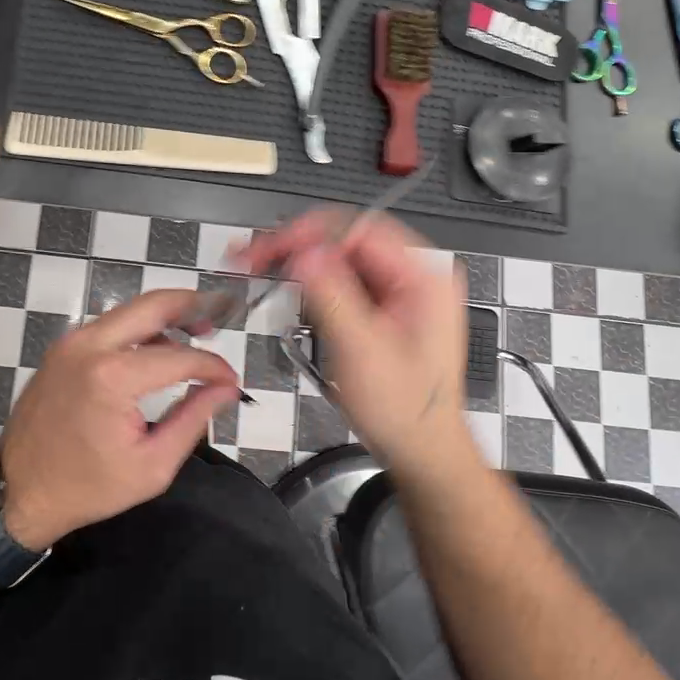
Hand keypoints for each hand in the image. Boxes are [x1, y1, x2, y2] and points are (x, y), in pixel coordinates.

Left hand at [0, 290, 241, 549]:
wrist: (17, 491)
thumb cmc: (87, 487)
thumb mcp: (152, 465)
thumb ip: (193, 419)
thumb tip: (226, 388)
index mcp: (113, 376)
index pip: (180, 356)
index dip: (213, 367)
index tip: (232, 381)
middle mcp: (90, 345)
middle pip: (153, 304)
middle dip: (193, 307)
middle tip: (221, 319)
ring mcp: (72, 341)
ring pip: (130, 310)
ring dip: (166, 317)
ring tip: (195, 338)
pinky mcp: (63, 347)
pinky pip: (109, 325)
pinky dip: (138, 329)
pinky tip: (156, 352)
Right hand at [241, 210, 470, 469]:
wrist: (422, 450)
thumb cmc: (407, 410)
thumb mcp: (361, 350)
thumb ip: (331, 295)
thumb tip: (304, 253)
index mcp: (424, 276)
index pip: (358, 229)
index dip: (308, 233)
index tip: (271, 247)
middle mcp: (417, 274)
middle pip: (346, 239)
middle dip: (297, 246)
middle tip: (255, 257)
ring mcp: (402, 289)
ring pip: (341, 257)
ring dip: (301, 263)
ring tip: (263, 269)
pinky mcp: (386, 304)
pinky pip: (344, 278)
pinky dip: (312, 281)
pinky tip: (289, 289)